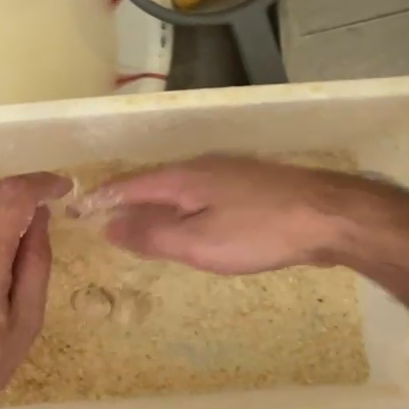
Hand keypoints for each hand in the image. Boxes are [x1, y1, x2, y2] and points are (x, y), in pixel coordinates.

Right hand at [101, 155, 397, 274]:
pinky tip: (191, 223)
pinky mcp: (251, 185)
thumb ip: (152, 235)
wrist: (329, 217)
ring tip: (141, 226)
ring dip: (156, 206)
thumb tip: (110, 226)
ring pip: (180, 189)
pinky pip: (202, 194)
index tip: (78, 209)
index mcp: (182, 178)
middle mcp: (202, 167)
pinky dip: (184, 209)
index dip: (102, 198)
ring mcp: (229, 173)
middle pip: (153, 184)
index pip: (129, 186)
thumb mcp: (197, 242)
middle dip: (127, 201)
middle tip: (105, 220)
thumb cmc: (258, 231)